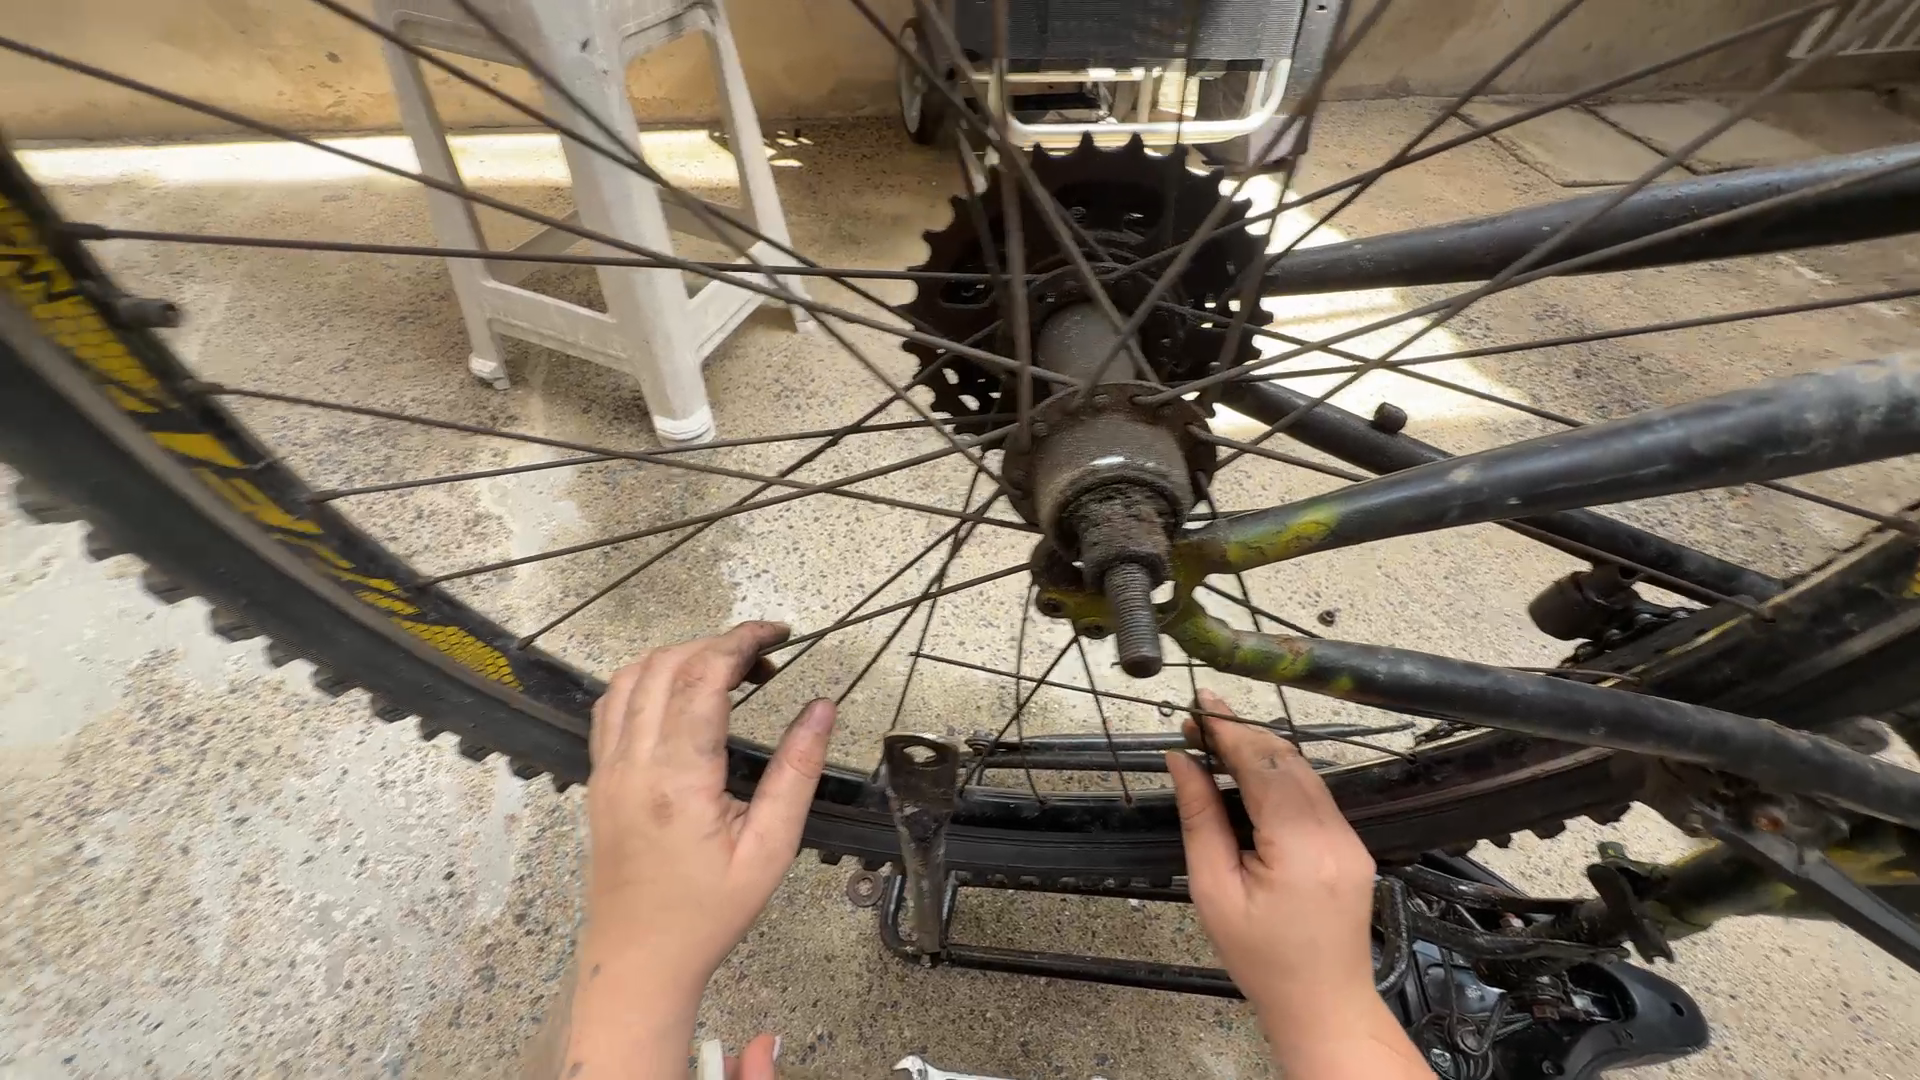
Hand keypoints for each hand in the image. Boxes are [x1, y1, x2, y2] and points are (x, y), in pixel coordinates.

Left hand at [562, 622, 834, 1078]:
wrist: (639, 961)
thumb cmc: (710, 910)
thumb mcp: (772, 848)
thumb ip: (797, 772)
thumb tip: (822, 707)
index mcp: (677, 777)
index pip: (703, 676)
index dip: (742, 641)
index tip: (780, 633)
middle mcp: (632, 761)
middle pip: (667, 664)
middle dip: (720, 643)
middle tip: (768, 658)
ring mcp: (607, 767)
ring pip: (632, 676)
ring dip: (683, 655)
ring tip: (732, 671)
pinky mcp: (598, 776)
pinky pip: (612, 703)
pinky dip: (650, 677)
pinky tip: (684, 692)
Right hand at [1167, 690, 1427, 1077]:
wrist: (1324, 1006)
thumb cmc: (1259, 957)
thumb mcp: (1213, 889)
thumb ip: (1200, 818)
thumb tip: (1181, 759)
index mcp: (1300, 848)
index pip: (1264, 766)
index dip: (1229, 729)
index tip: (1198, 703)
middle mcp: (1335, 834)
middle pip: (1287, 759)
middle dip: (1240, 732)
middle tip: (1197, 721)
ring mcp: (1350, 839)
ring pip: (1303, 770)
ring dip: (1259, 748)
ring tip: (1214, 739)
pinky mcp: (1352, 844)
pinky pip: (1312, 791)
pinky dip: (1277, 771)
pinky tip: (1246, 770)